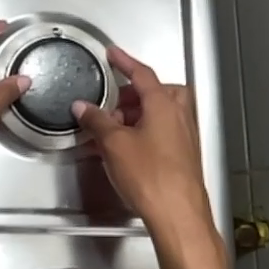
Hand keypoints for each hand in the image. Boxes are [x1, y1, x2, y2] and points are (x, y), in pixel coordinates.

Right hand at [74, 47, 215, 237]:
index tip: (113, 54)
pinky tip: (126, 149)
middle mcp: (179, 117)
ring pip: (160, 114)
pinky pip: (162, 133)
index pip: (143, 74)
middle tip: (112, 100)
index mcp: (164, 105)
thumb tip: (84, 107)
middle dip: (133, 93)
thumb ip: (96, 121)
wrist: (178, 215)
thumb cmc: (152, 177)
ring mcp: (184, 137)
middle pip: (158, 92)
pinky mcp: (184, 156)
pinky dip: (143, 132)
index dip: (125, 62)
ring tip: (113, 128)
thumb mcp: (113, 144)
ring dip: (137, 115)